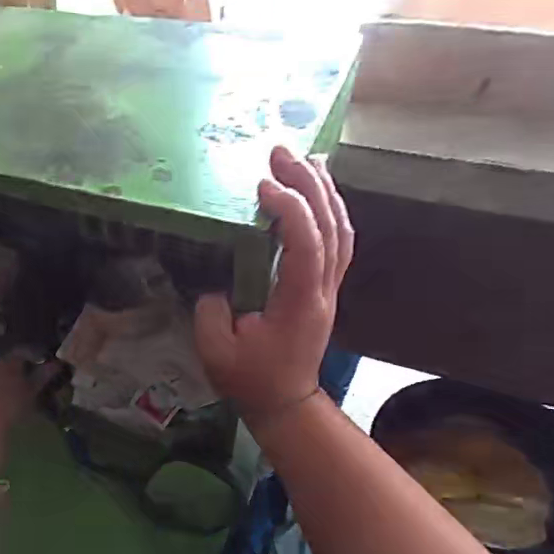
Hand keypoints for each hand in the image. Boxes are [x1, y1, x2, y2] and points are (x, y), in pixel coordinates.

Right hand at [194, 146, 353, 421]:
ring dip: (325, 192)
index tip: (263, 186)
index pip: (306, 246)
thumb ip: (212, 311)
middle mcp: (323, 290)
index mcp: (299, 303)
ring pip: (341, 232)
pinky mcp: (327, 289)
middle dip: (309, 185)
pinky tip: (318, 191)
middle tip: (283, 153)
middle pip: (331, 228)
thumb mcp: (217, 352)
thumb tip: (217, 281)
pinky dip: (331, 211)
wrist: (286, 401)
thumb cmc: (252, 380)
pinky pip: (339, 243)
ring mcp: (330, 289)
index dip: (290, 210)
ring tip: (306, 158)